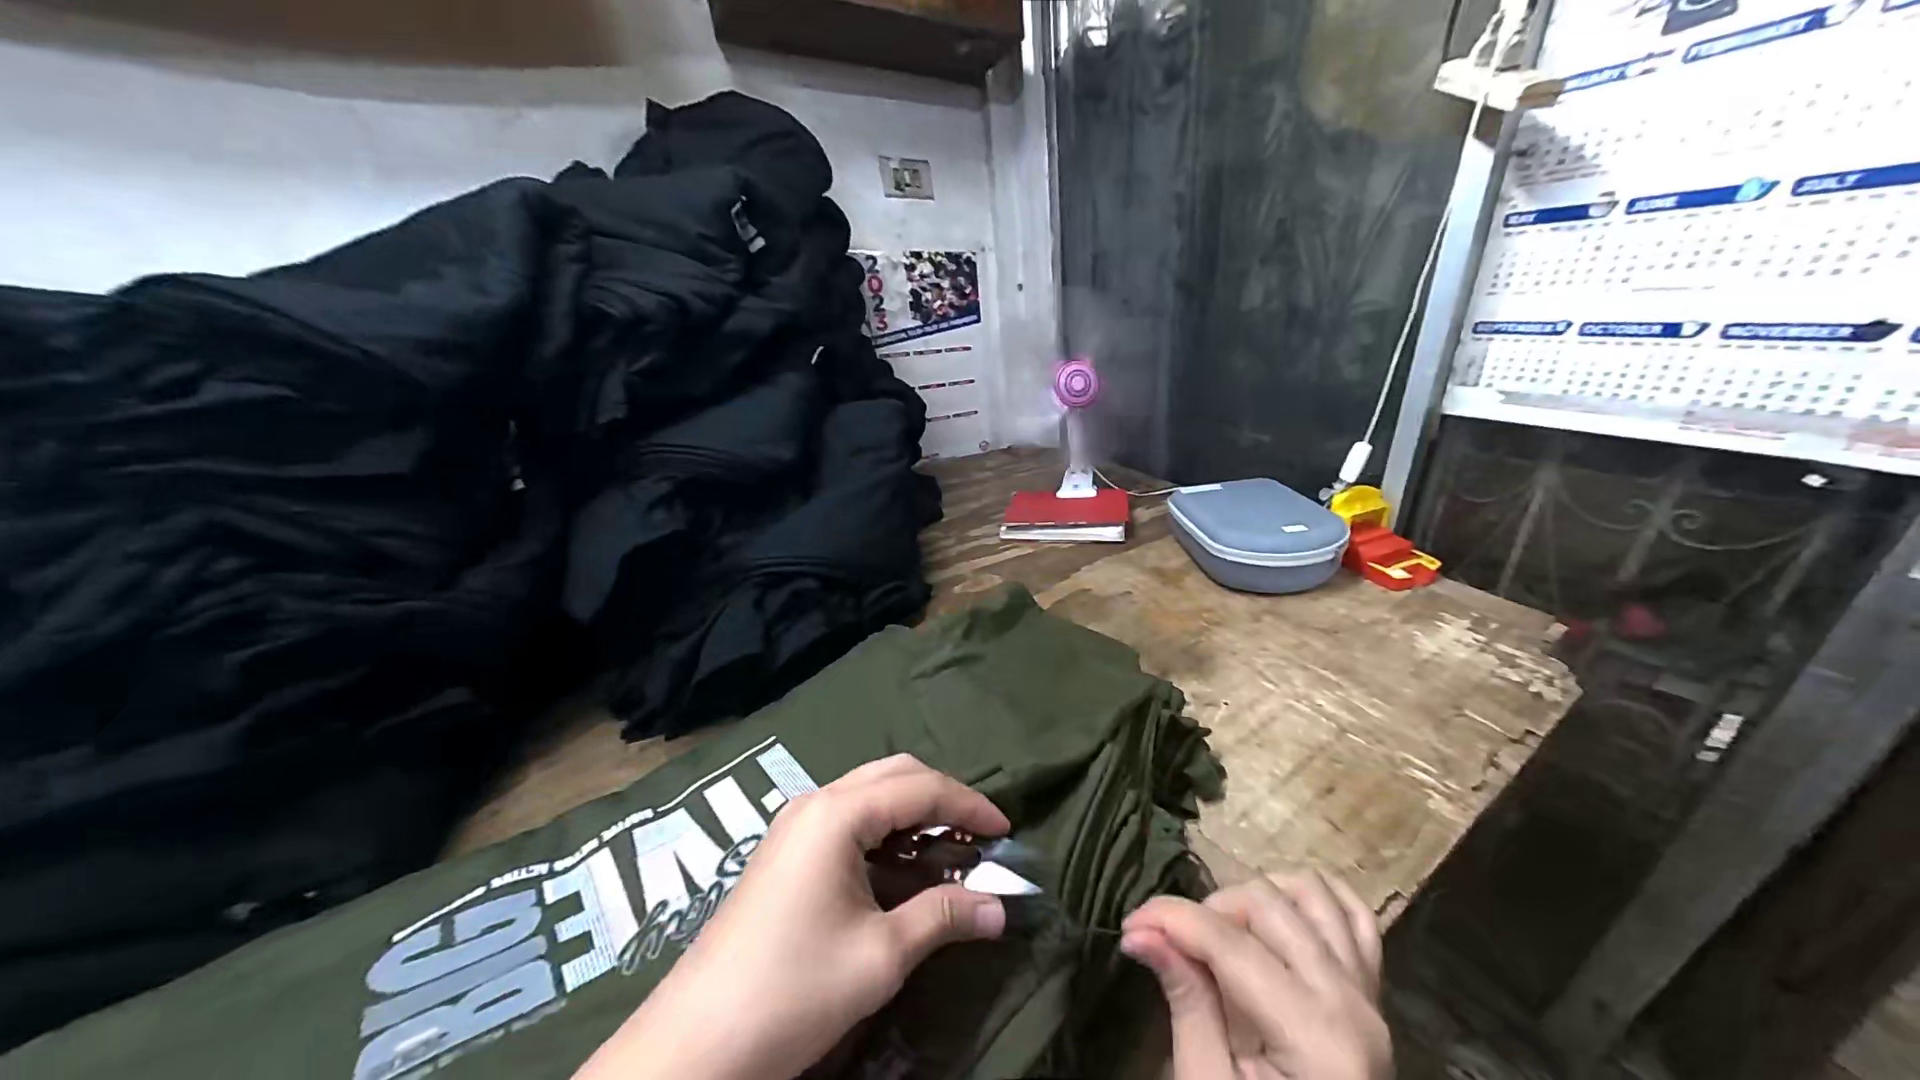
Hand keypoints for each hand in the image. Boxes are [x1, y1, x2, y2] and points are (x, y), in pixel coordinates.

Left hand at [573, 754, 1009, 1079]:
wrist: (696, 1043)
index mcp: (838, 813)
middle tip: (980, 836)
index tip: (1008, 832)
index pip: (920, 788)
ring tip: (950, 850)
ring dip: (914, 813)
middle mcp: (815, 803)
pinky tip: (903, 865)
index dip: (970, 806)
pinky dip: (886, 830)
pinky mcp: (785, 852)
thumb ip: (944, 916)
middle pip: (894, 775)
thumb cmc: (794, 989)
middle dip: (942, 798)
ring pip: (870, 794)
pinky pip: (848, 818)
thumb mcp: (881, 955)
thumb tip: (1000, 908)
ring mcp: (795, 825)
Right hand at [1120, 871, 1390, 1079]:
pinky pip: (1354, 915)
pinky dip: (1312, 899)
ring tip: (1221, 933)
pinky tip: (1276, 913)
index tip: (1129, 925)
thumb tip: (1141, 933)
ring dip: (1257, 897)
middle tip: (1169, 941)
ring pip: (1311, 893)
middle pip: (1267, 904)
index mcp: (1317, 1039)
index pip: (1229, 942)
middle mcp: (1353, 1003)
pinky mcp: (1373, 994)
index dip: (1171, 919)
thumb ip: (1186, 1001)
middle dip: (1206, 909)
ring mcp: (1370, 995)